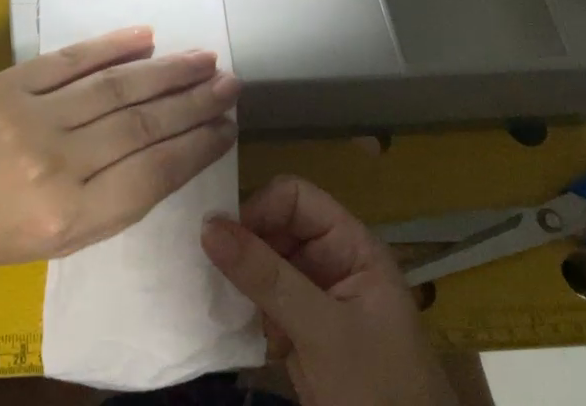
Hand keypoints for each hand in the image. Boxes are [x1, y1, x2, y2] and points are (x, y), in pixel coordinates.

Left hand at [0, 26, 238, 270]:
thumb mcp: (50, 243)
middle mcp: (57, 166)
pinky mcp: (7, 84)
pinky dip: (111, 46)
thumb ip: (107, 204)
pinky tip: (146, 38)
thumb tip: (161, 156)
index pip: (152, 175)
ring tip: (203, 60)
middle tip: (230, 84)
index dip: (196, 148)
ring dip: (165, 72)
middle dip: (194, 104)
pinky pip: (69, 60)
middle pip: (142, 126)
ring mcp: (31, 117)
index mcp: (70, 218)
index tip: (226, 128)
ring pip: (115, 88)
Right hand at [202, 176, 458, 405]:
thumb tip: (208, 226)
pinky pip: (259, 298)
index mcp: (351, 246)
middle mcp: (330, 261)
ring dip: (240, 281)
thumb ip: (268, 278)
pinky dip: (244, 308)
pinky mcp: (297, 329)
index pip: (295, 198)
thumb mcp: (324, 330)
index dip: (259, 209)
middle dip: (243, 247)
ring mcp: (313, 296)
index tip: (223, 239)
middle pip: (273, 226)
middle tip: (213, 274)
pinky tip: (238, 328)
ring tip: (224, 303)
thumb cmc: (378, 386)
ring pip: (260, 263)